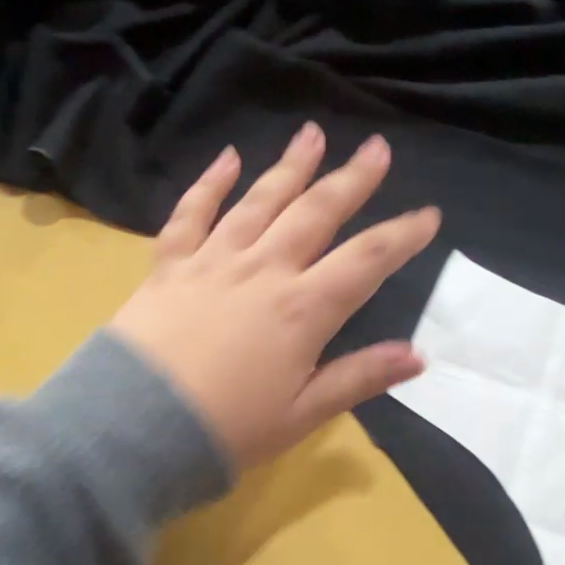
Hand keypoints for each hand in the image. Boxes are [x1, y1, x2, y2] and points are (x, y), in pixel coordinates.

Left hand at [110, 123, 439, 468]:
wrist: (136, 429)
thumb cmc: (226, 430)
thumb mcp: (301, 414)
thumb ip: (359, 379)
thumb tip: (418, 355)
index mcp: (302, 310)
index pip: (365, 260)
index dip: (402, 235)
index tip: (428, 214)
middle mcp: (263, 271)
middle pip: (315, 214)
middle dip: (351, 179)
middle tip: (376, 147)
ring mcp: (212, 262)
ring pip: (259, 202)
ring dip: (289, 167)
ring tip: (312, 134)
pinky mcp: (169, 266)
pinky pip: (191, 214)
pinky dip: (210, 183)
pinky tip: (227, 158)